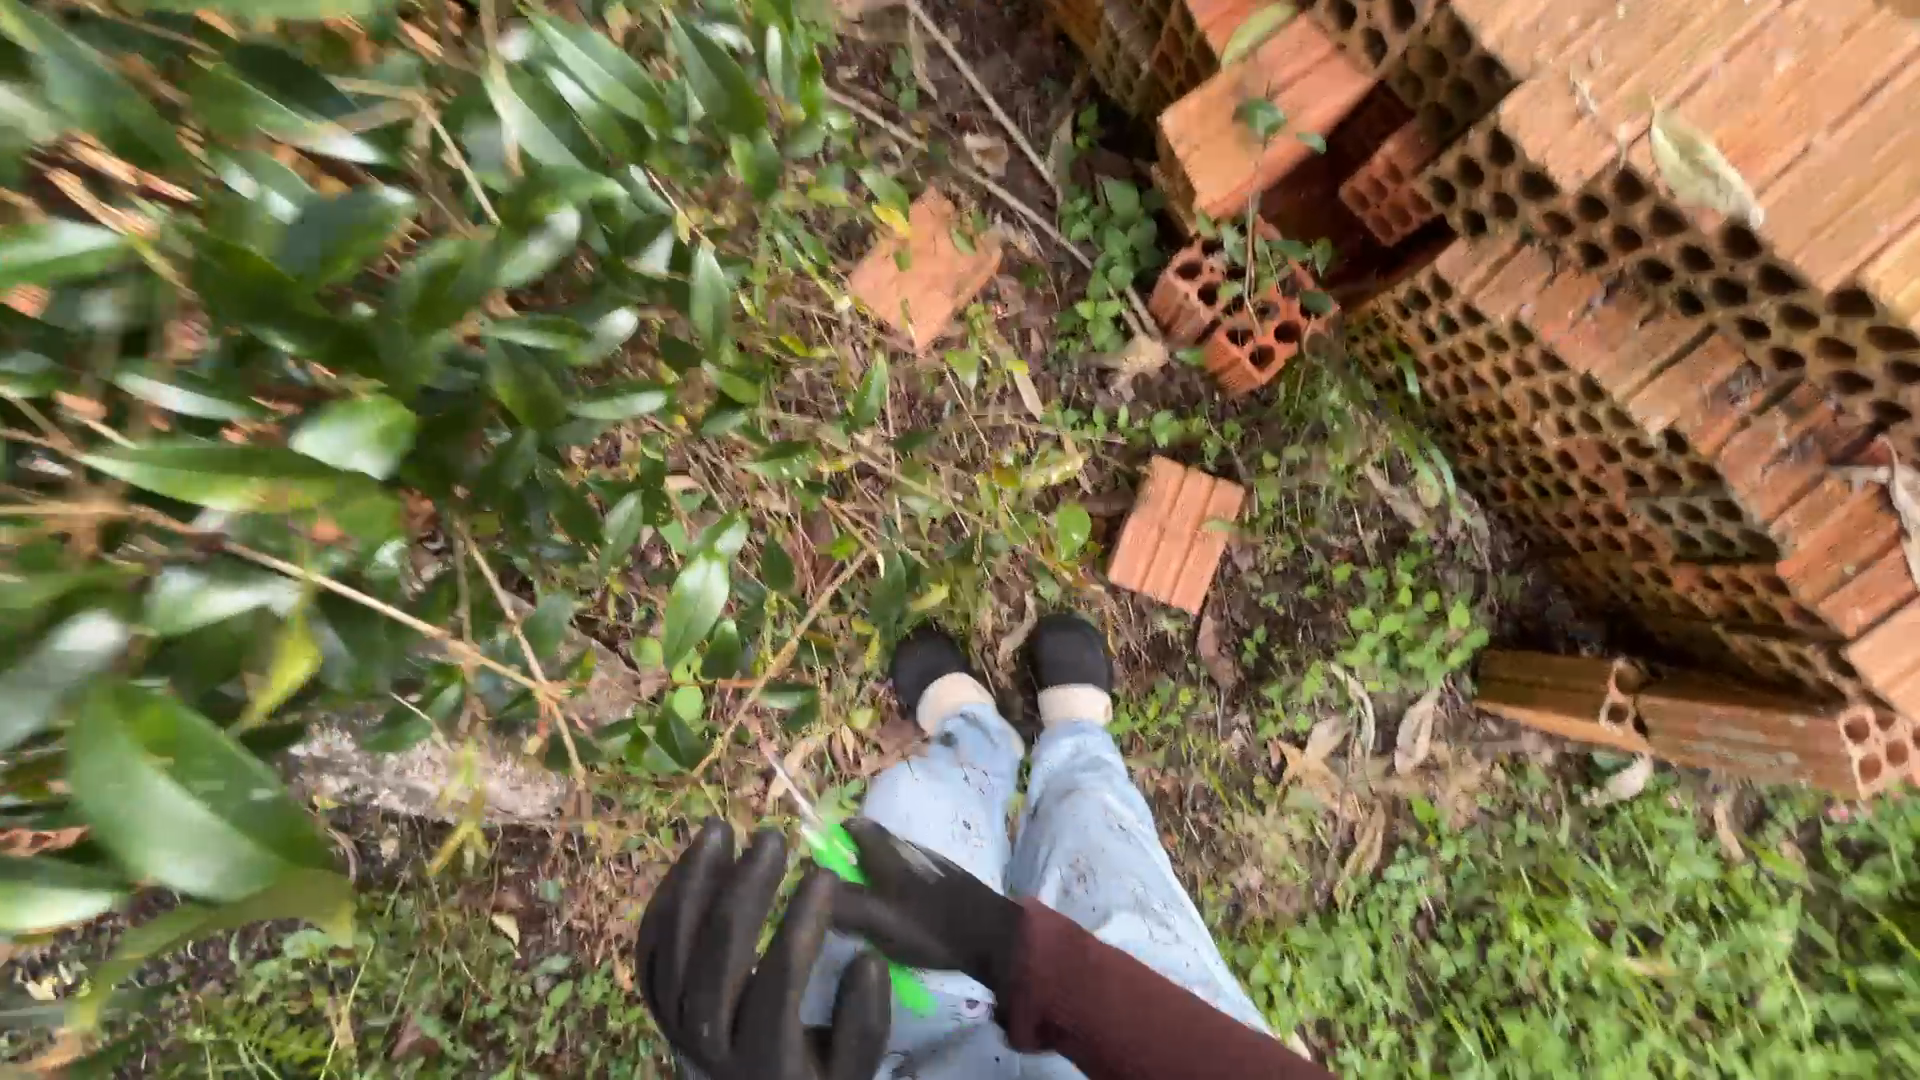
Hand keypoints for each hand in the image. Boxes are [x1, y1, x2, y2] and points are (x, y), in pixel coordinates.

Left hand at [636, 818, 889, 1079]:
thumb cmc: (808, 1076)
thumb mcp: (849, 1069)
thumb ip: (863, 1023)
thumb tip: (867, 961)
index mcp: (763, 1055)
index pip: (779, 981)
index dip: (801, 924)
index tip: (825, 874)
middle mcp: (708, 1040)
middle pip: (718, 954)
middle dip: (745, 888)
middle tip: (773, 838)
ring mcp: (675, 1018)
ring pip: (675, 944)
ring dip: (696, 880)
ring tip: (721, 829)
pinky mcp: (660, 999)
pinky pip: (653, 944)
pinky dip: (668, 897)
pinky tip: (696, 857)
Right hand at [829, 818, 1022, 995]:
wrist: (989, 934)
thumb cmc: (928, 925)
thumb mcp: (877, 920)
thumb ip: (843, 903)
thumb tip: (813, 887)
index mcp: (888, 851)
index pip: (854, 827)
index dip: (833, 837)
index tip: (817, 858)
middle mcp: (906, 846)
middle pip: (871, 841)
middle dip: (851, 856)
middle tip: (837, 885)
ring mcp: (927, 859)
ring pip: (890, 856)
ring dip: (873, 870)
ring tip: (863, 899)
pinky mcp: (942, 875)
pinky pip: (907, 871)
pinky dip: (894, 882)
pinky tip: (895, 907)